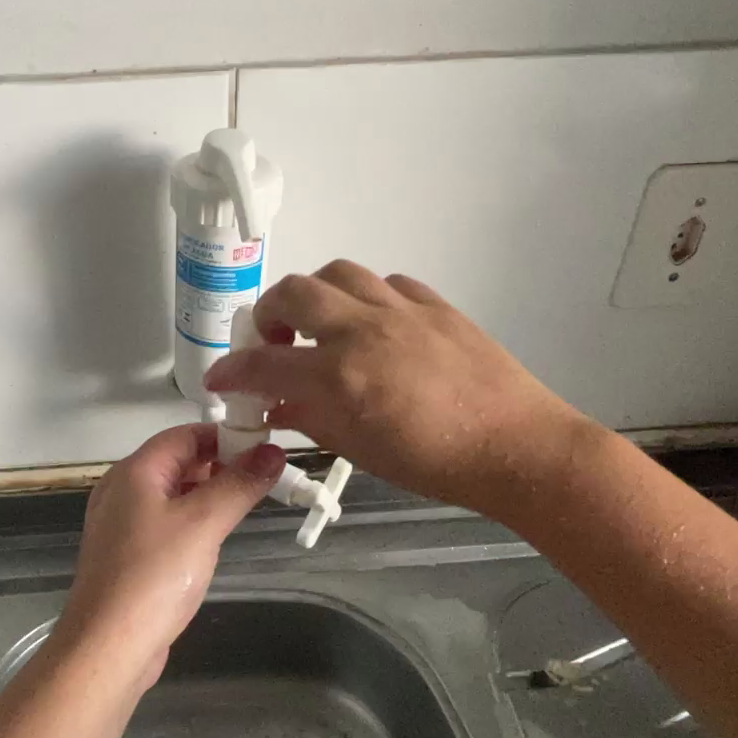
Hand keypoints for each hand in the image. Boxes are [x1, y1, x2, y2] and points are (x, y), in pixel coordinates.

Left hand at [56, 424, 285, 687]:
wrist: (107, 648)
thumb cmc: (153, 576)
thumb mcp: (203, 524)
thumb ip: (239, 485)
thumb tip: (273, 451)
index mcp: (134, 472)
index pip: (184, 435)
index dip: (225, 436)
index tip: (265, 446)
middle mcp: (123, 491)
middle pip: (178, 462)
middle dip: (221, 465)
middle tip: (265, 477)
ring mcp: (122, 525)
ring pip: (173, 494)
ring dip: (209, 494)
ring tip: (248, 503)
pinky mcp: (128, 556)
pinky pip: (166, 523)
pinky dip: (193, 521)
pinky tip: (215, 538)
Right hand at [203, 260, 598, 515]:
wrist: (518, 448)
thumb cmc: (435, 463)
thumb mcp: (360, 451)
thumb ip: (310, 421)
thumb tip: (276, 409)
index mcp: (339, 376)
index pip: (263, 364)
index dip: (231, 370)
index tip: (219, 378)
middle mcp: (363, 331)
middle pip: (293, 293)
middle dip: (267, 313)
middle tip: (273, 341)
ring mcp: (401, 311)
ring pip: (339, 273)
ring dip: (316, 295)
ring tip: (321, 323)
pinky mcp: (436, 305)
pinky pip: (388, 284)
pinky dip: (367, 298)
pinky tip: (374, 324)